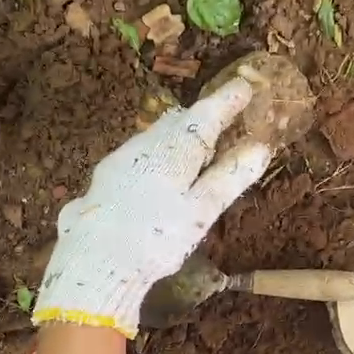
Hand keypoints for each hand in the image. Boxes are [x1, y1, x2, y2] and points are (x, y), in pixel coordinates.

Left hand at [33, 78, 270, 335]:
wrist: (93, 268)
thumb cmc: (156, 239)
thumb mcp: (202, 210)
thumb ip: (231, 176)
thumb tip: (261, 147)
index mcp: (173, 149)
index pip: (206, 115)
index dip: (227, 101)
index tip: (245, 86)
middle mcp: (143, 146)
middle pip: (178, 123)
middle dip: (202, 117)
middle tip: (223, 115)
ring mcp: (118, 162)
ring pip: (154, 138)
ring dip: (177, 135)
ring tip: (195, 143)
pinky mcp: (103, 182)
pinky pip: (138, 155)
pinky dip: (158, 154)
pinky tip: (158, 173)